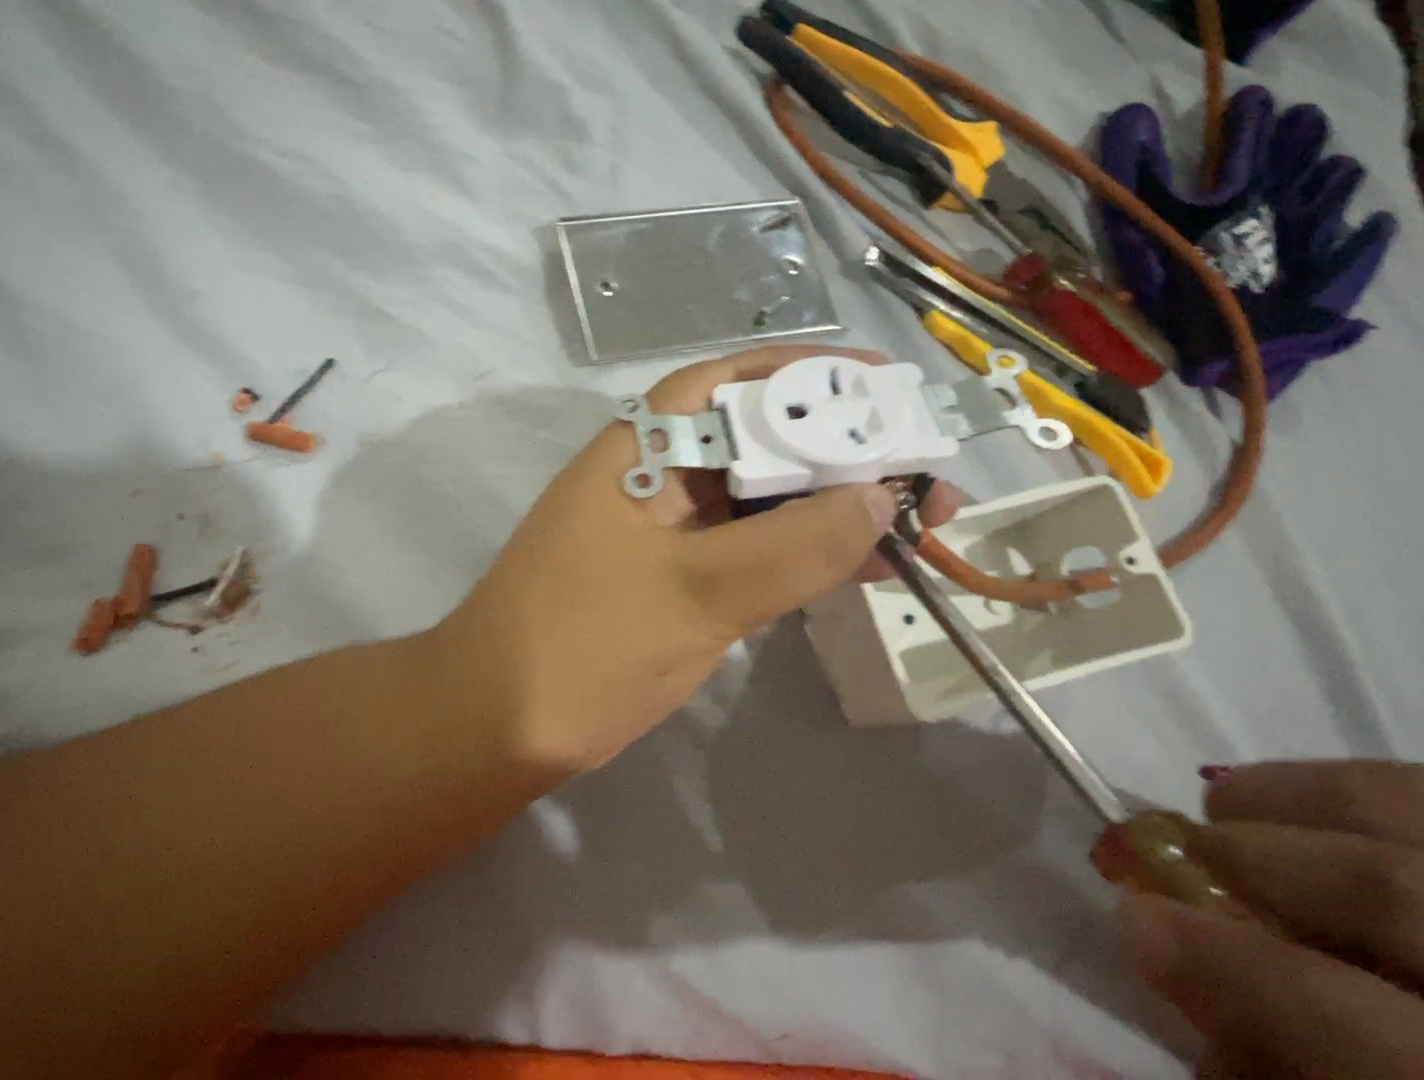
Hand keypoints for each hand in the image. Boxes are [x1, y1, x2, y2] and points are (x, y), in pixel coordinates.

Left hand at [436, 345, 958, 772]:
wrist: (495, 730)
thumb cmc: (582, 647)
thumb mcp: (694, 593)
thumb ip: (791, 546)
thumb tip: (881, 497)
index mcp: (641, 451)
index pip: (731, 383)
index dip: (809, 374)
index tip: (885, 386)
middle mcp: (653, 479)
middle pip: (758, 443)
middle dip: (842, 452)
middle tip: (928, 472)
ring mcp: (662, 535)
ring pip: (761, 503)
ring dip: (832, 510)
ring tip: (922, 523)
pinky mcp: (672, 585)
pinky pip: (751, 554)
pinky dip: (804, 557)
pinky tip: (865, 568)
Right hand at [1120, 760, 1423, 1077]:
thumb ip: (1279, 1056)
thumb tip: (1177, 968)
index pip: (1338, 1007)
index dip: (1219, 959)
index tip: (1133, 918)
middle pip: (1400, 896)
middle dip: (1255, 859)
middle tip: (1177, 850)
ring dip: (1309, 798)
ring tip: (1228, 803)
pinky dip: (1389, 787)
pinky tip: (1325, 800)